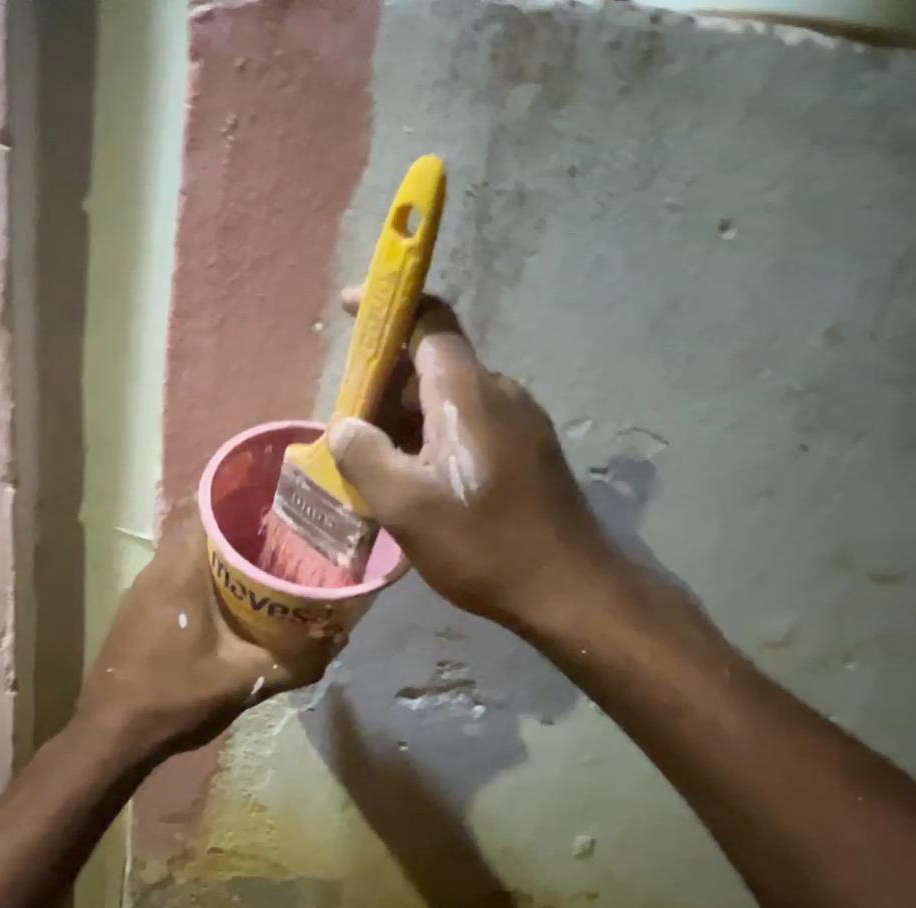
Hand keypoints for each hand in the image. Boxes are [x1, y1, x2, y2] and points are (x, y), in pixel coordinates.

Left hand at [76, 503, 331, 761]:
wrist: (112, 731)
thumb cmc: (175, 697)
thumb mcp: (244, 681)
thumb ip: (294, 660)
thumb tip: (338, 637)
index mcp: (180, 570)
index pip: (202, 503)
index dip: (237, 489)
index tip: (274, 491)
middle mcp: (158, 567)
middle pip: (196, 520)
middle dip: (236, 517)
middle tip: (280, 524)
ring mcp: (143, 586)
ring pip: (185, 546)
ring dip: (218, 546)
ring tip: (262, 554)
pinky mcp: (138, 606)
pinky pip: (175, 569)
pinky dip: (202, 569)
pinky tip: (229, 592)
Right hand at [327, 288, 624, 632]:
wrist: (571, 590)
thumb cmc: (484, 544)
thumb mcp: (405, 506)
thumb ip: (364, 456)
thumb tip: (344, 427)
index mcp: (467, 393)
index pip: (428, 322)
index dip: (387, 308)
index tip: (347, 310)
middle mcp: (498, 394)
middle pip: (432, 366)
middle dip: (382, 385)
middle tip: (345, 427)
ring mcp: (520, 424)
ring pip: (449, 402)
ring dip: (405, 421)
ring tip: (372, 465)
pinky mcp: (528, 454)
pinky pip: (469, 428)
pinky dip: (433, 441)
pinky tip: (415, 485)